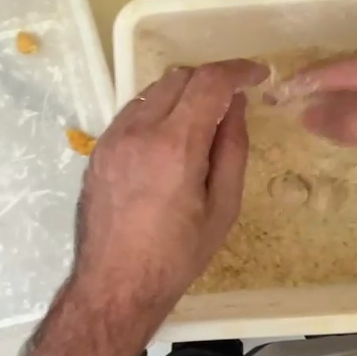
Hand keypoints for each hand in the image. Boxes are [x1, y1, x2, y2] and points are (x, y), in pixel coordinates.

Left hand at [70, 60, 266, 321]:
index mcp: (175, 146)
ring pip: (153, 91)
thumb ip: (232, 149)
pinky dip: (158, 112)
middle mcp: (138, 131)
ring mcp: (112, 138)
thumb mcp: (223, 208)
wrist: (115, 285)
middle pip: (179, 77)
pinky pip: (133, 112)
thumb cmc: (176, 257)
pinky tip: (170, 142)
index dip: (239, 70)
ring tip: (202, 125)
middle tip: (233, 102)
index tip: (258, 75)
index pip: (209, 82)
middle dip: (211, 81)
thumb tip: (236, 106)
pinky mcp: (98, 150)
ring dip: (183, 95)